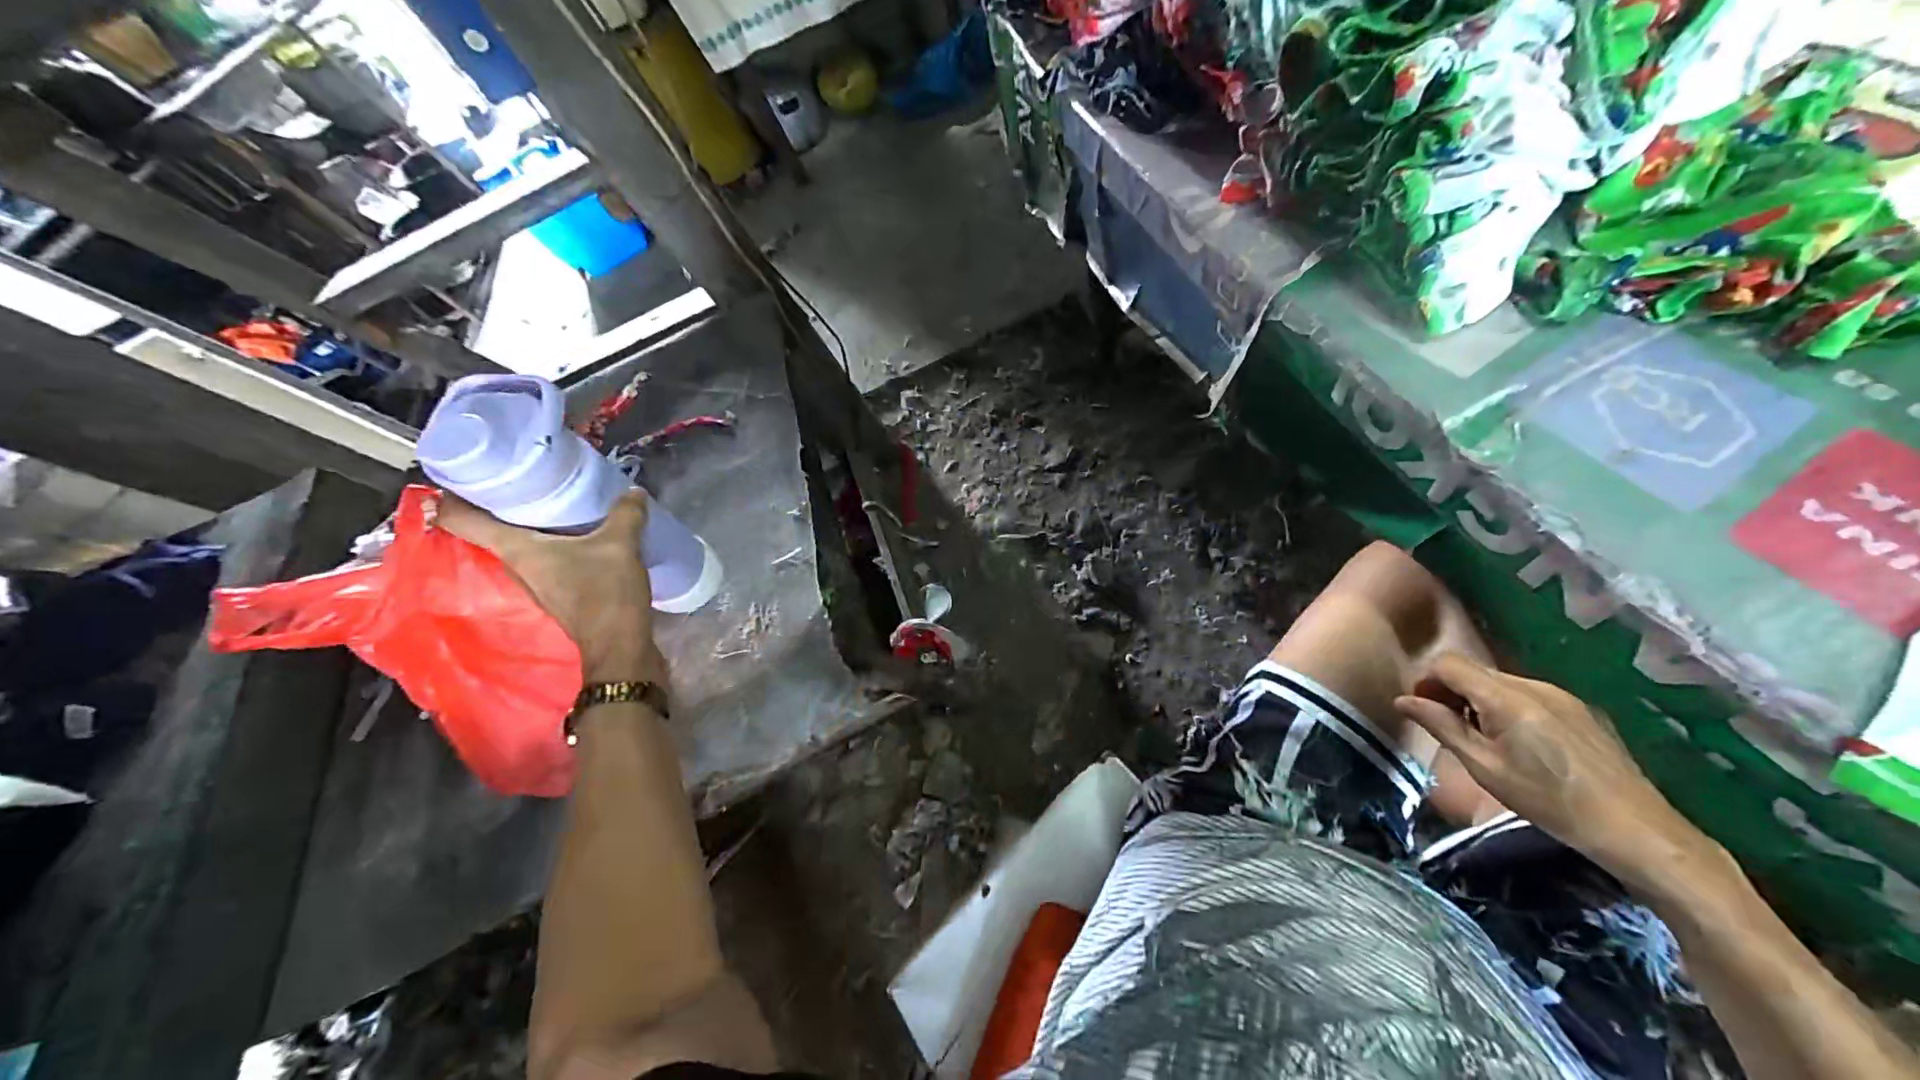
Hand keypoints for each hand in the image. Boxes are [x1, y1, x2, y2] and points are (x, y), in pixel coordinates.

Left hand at [437, 491, 666, 686]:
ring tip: (545, 500)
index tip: (459, 473)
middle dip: (497, 503)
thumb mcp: (620, 545)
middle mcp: (516, 566)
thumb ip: (626, 514)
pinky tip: (573, 534)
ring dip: (525, 525)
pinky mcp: (555, 593)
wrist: (618, 646)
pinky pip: (542, 558)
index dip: (451, 496)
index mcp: (517, 549)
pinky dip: (549, 543)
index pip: (461, 520)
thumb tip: (634, 491)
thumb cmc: (605, 592)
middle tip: (514, 476)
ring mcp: (534, 583)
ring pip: (518, 545)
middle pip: (489, 530)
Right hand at [1394, 653, 1713, 887]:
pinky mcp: (1578, 708)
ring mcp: (1561, 695)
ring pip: (1499, 682)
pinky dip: (1506, 707)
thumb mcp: (1484, 767)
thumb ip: (1442, 726)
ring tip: (1481, 738)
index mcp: (1507, 698)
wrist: (1633, 827)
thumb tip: (1402, 701)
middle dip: (1450, 690)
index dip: (1426, 680)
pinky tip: (1517, 742)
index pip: (1449, 664)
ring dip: (1478, 699)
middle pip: (1474, 670)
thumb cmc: (1548, 801)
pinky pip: (1527, 694)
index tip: (1422, 709)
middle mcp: (1533, 685)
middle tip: (1445, 726)